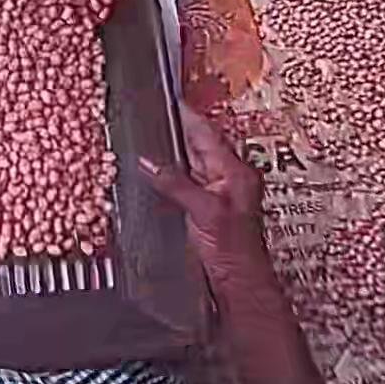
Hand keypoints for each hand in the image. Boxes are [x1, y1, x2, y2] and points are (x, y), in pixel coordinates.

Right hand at [140, 113, 270, 287]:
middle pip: (195, 146)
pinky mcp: (203, 207)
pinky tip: (151, 170)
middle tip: (149, 114)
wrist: (239, 285)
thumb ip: (174, 183)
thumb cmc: (234, 251)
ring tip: (145, 136)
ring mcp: (215, 193)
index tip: (170, 98)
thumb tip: (148, 162)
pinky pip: (182, 180)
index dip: (187, 115)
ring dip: (168, 153)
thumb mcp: (203, 211)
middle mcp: (227, 178)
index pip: (206, 134)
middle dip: (173, 131)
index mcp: (235, 172)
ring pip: (188, 163)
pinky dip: (167, 172)